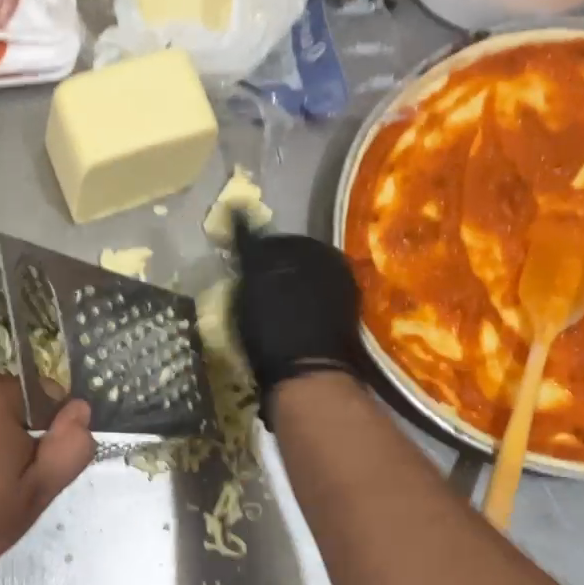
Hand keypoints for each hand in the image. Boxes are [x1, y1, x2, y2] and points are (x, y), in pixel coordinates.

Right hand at [229, 231, 364, 421]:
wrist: (307, 374)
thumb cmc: (274, 325)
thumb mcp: (252, 282)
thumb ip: (248, 247)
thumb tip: (238, 211)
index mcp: (315, 251)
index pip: (278, 240)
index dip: (255, 251)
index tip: (238, 263)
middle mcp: (337, 266)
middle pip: (296, 259)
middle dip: (274, 267)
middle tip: (250, 283)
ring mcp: (344, 294)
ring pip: (306, 280)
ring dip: (287, 286)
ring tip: (265, 303)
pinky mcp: (344, 320)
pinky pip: (314, 301)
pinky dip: (298, 305)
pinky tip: (283, 320)